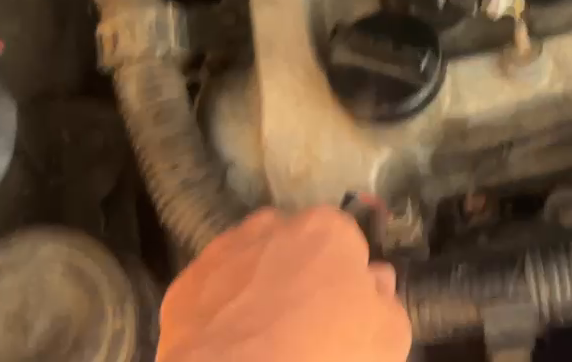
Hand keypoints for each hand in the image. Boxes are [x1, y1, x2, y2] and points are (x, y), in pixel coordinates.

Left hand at [157, 207, 411, 361]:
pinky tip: (227, 346)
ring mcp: (225, 251)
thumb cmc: (324, 356)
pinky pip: (212, 293)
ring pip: (251, 263)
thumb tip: (375, 281)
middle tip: (302, 325)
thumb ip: (386, 300)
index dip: (346, 279)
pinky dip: (219, 312)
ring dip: (258, 286)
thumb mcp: (387, 337)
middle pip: (295, 246)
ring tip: (260, 337)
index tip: (343, 312)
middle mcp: (275, 224)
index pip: (345, 243)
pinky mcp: (184, 286)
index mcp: (328, 227)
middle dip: (299, 274)